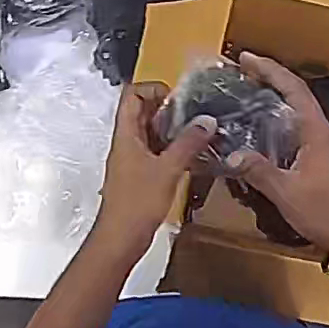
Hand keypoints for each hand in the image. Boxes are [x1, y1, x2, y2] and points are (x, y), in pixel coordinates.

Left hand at [93, 82, 216, 250]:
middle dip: (169, 108)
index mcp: (126, 135)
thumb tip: (207, 120)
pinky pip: (157, 152)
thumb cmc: (138, 202)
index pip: (132, 95)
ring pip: (152, 133)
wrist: (121, 239)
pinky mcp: (141, 176)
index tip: (179, 97)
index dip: (153, 88)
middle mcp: (127, 143)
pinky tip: (194, 155)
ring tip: (200, 131)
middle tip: (196, 113)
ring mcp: (133, 160)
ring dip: (173, 129)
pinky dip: (173, 148)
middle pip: (143, 112)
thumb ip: (188, 143)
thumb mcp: (167, 169)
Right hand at [228, 52, 328, 261]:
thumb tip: (231, 154)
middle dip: (268, 80)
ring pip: (295, 113)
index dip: (270, 70)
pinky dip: (275, 122)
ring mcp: (321, 146)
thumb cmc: (326, 213)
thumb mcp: (288, 193)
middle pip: (294, 96)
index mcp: (317, 132)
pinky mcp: (318, 159)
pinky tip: (257, 129)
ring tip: (243, 94)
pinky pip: (294, 130)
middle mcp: (321, 132)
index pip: (294, 89)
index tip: (246, 58)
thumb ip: (259, 172)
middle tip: (238, 73)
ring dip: (272, 100)